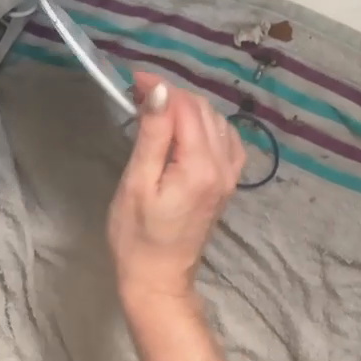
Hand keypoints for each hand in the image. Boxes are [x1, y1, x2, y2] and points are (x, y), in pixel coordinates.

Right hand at [108, 71, 246, 308]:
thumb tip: (158, 90)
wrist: (158, 278)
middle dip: (171, 96)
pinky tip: (185, 131)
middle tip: (136, 97)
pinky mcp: (227, 183)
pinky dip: (205, 126)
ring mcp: (229, 175)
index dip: (159, 88)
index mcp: (200, 165)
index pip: (185, 106)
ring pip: (215, 121)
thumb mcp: (137, 182)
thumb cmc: (136, 235)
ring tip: (154, 113)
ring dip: (187, 109)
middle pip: (202, 110)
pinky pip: (225, 140)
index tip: (131, 82)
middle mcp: (223, 165)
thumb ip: (152, 134)